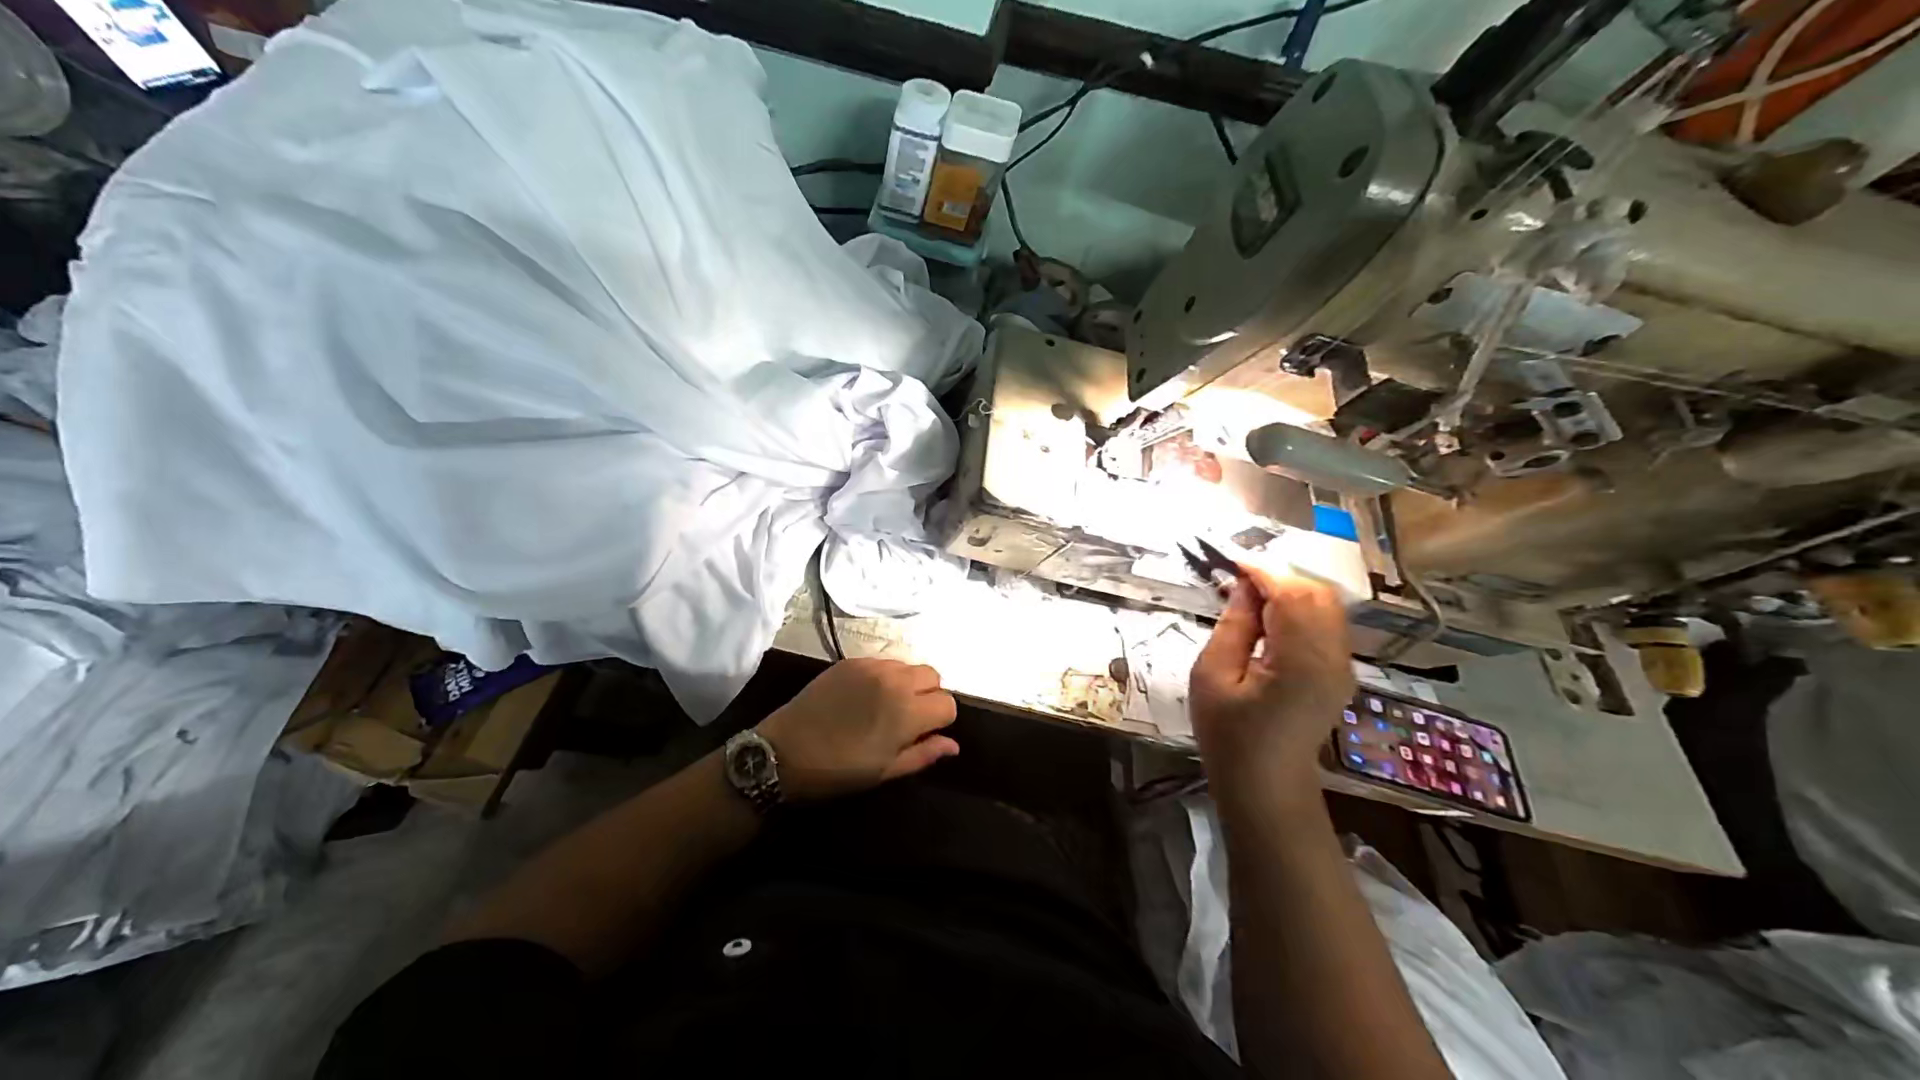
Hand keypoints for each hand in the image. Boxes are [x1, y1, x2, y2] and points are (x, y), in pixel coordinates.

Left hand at [757, 658, 959, 800]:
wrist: (782, 753)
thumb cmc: (837, 771)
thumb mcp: (884, 772)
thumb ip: (923, 754)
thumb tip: (953, 745)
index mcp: (908, 711)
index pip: (947, 703)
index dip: (940, 721)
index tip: (924, 734)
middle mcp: (895, 680)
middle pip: (933, 676)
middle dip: (929, 695)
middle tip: (909, 719)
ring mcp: (871, 667)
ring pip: (908, 665)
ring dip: (908, 683)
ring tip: (887, 705)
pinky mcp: (849, 662)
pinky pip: (882, 661)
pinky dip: (885, 675)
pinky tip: (866, 696)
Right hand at [1189, 566, 1353, 791]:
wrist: (1265, 785)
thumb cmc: (1229, 735)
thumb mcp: (1212, 676)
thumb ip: (1233, 626)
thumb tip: (1244, 587)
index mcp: (1301, 660)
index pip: (1291, 594)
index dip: (1261, 572)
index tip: (1230, 564)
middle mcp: (1334, 658)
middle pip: (1317, 594)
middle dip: (1279, 578)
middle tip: (1238, 584)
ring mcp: (1343, 666)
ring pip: (1326, 606)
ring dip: (1290, 593)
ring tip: (1250, 601)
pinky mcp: (1340, 673)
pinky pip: (1326, 625)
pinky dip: (1300, 612)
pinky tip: (1270, 623)